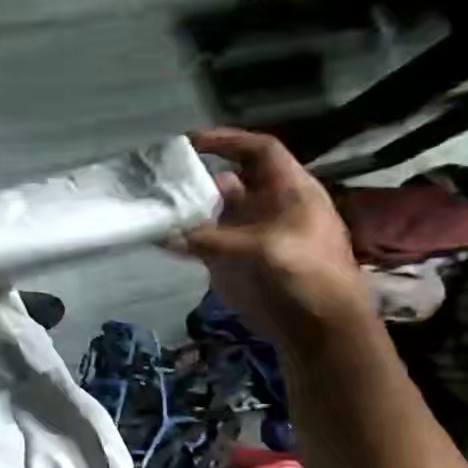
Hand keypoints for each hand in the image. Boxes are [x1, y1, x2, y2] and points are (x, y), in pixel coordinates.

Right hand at [177, 128, 369, 347]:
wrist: (317, 326)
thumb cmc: (305, 277)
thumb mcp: (263, 251)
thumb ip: (211, 240)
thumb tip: (165, 235)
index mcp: (289, 192)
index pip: (260, 152)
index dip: (229, 141)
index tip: (191, 140)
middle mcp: (265, 207)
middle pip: (228, 180)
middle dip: (196, 174)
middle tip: (159, 173)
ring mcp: (247, 234)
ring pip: (210, 210)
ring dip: (183, 207)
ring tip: (150, 202)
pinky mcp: (231, 260)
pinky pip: (199, 240)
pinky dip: (178, 237)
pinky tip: (156, 235)